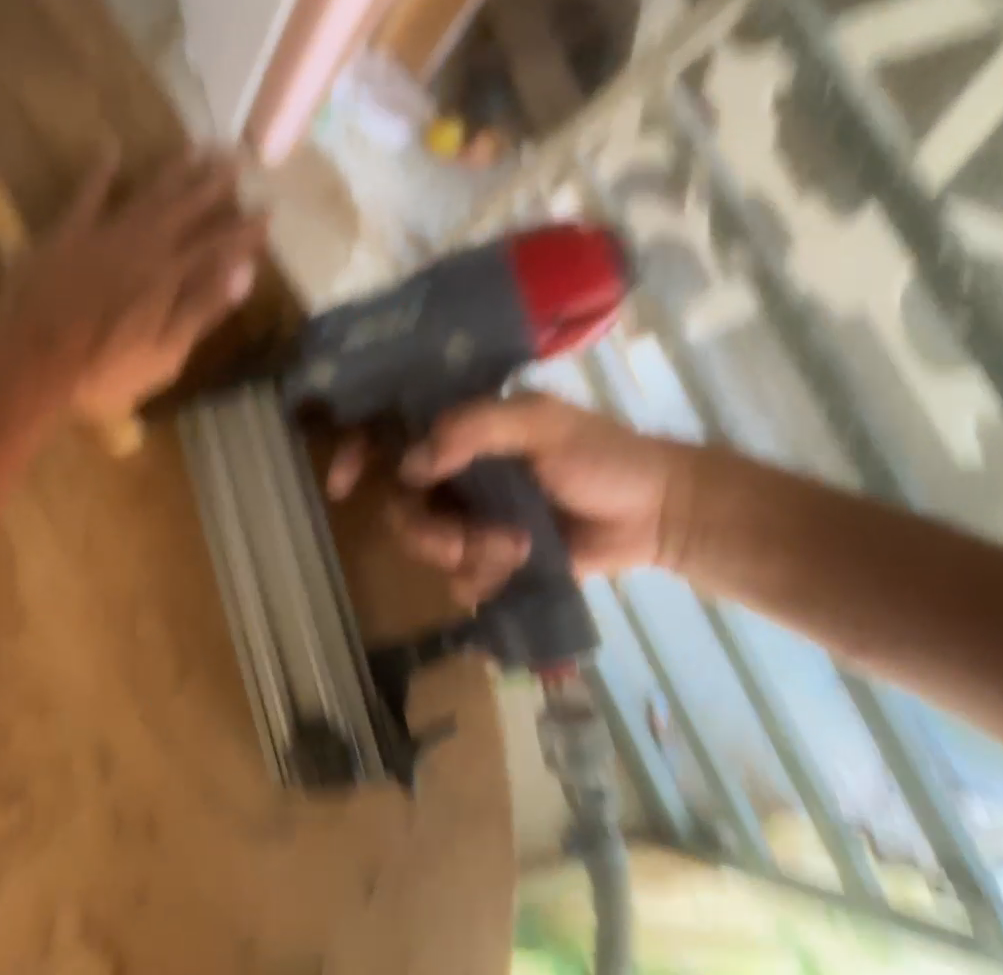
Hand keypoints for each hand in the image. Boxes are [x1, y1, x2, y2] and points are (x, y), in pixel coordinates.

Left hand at [0, 149, 265, 422]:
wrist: (30, 364)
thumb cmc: (101, 372)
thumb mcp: (164, 354)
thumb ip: (202, 309)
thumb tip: (245, 272)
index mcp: (170, 278)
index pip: (217, 247)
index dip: (244, 230)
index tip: (267, 208)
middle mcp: (143, 246)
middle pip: (186, 210)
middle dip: (213, 185)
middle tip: (236, 159)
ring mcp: (103, 237)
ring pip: (147, 195)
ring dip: (173, 171)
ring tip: (197, 147)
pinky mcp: (66, 236)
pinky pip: (87, 197)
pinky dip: (99, 174)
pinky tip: (110, 151)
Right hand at [327, 393, 694, 606]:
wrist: (660, 515)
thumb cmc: (604, 456)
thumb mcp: (542, 424)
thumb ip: (473, 429)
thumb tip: (411, 463)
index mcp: (461, 431)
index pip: (388, 433)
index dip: (355, 454)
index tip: (342, 484)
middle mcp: (455, 473)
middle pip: (400, 503)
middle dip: (426, 529)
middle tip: (463, 540)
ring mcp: (471, 517)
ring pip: (425, 543)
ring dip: (462, 553)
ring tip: (510, 550)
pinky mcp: (492, 557)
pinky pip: (458, 577)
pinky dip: (482, 577)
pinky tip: (516, 566)